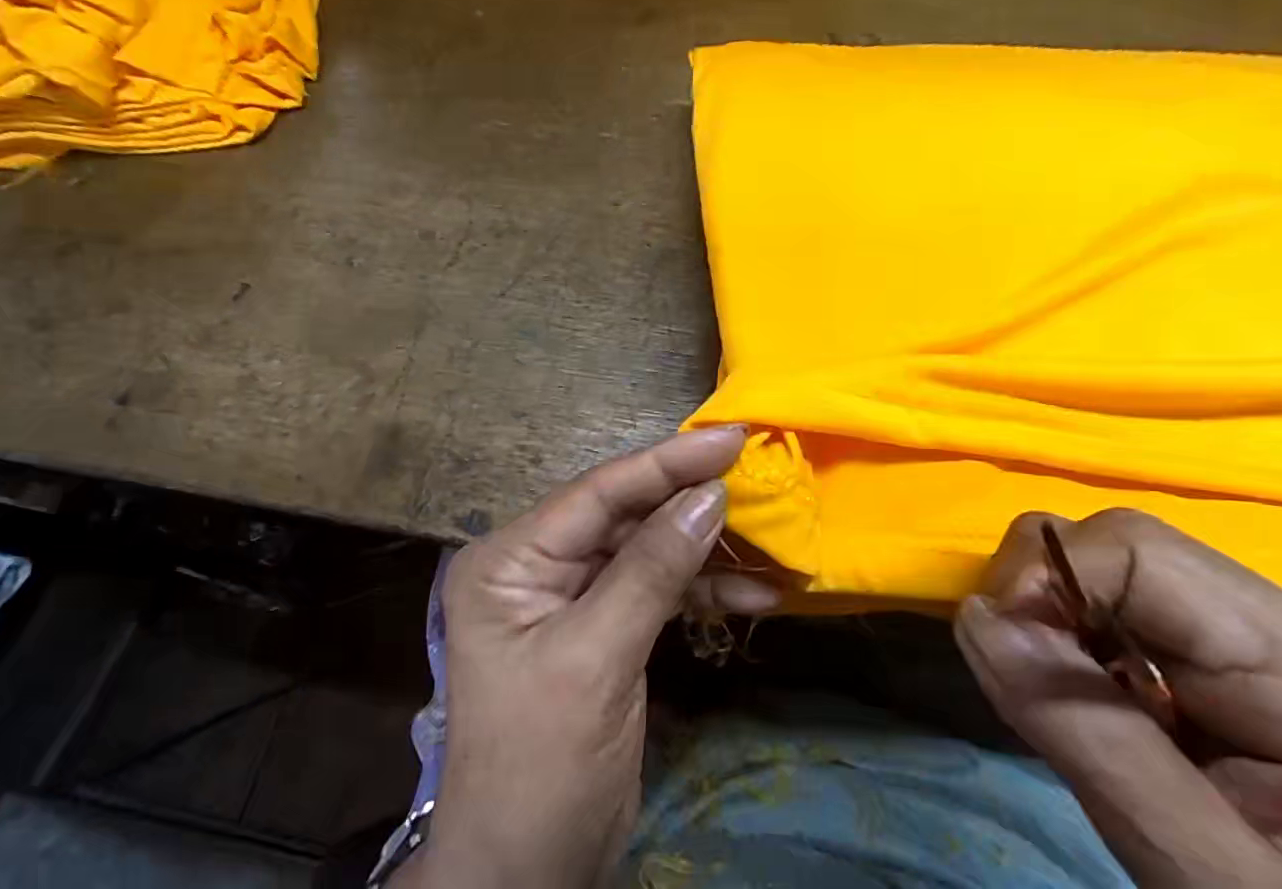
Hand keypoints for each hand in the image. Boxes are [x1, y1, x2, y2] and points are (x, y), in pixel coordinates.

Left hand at [394, 426, 773, 888]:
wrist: (526, 872)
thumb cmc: (540, 763)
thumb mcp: (595, 659)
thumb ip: (652, 570)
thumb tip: (709, 496)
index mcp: (511, 559)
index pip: (599, 492)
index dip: (668, 462)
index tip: (733, 437)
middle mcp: (540, 565)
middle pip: (628, 515)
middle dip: (694, 503)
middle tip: (759, 479)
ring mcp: (574, 597)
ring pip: (651, 551)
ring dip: (709, 552)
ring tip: (770, 544)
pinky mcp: (607, 628)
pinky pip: (660, 591)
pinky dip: (705, 593)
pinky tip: (756, 597)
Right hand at [955, 510, 1281, 888]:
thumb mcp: (1211, 884)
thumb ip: (1096, 745)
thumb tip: (978, 618)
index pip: (1154, 556)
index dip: (1050, 572)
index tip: (990, 636)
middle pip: (1141, 559)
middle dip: (1051, 602)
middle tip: (1023, 689)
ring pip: (1139, 591)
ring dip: (1071, 638)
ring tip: (1074, 722)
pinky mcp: (1280, 682)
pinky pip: (1157, 633)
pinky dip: (1099, 664)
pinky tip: (1109, 721)